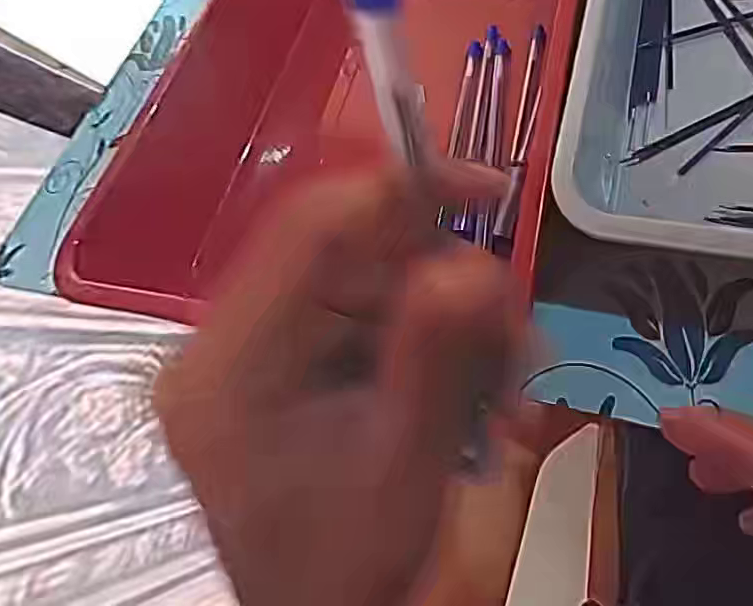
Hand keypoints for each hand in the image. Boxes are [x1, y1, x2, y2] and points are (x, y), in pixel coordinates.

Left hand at [154, 159, 521, 605]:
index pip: (320, 223)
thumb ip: (436, 356)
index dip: (406, 186)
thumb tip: (471, 266)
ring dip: (464, 322)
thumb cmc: (329, 573)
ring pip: (393, 283)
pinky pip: (389, 316)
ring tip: (506, 389)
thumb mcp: (397, 467)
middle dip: (460, 284)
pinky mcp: (308, 356)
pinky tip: (481, 392)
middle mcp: (249, 334)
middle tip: (513, 335)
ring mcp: (279, 343)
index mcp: (239, 357)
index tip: (485, 188)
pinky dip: (446, 341)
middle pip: (371, 254)